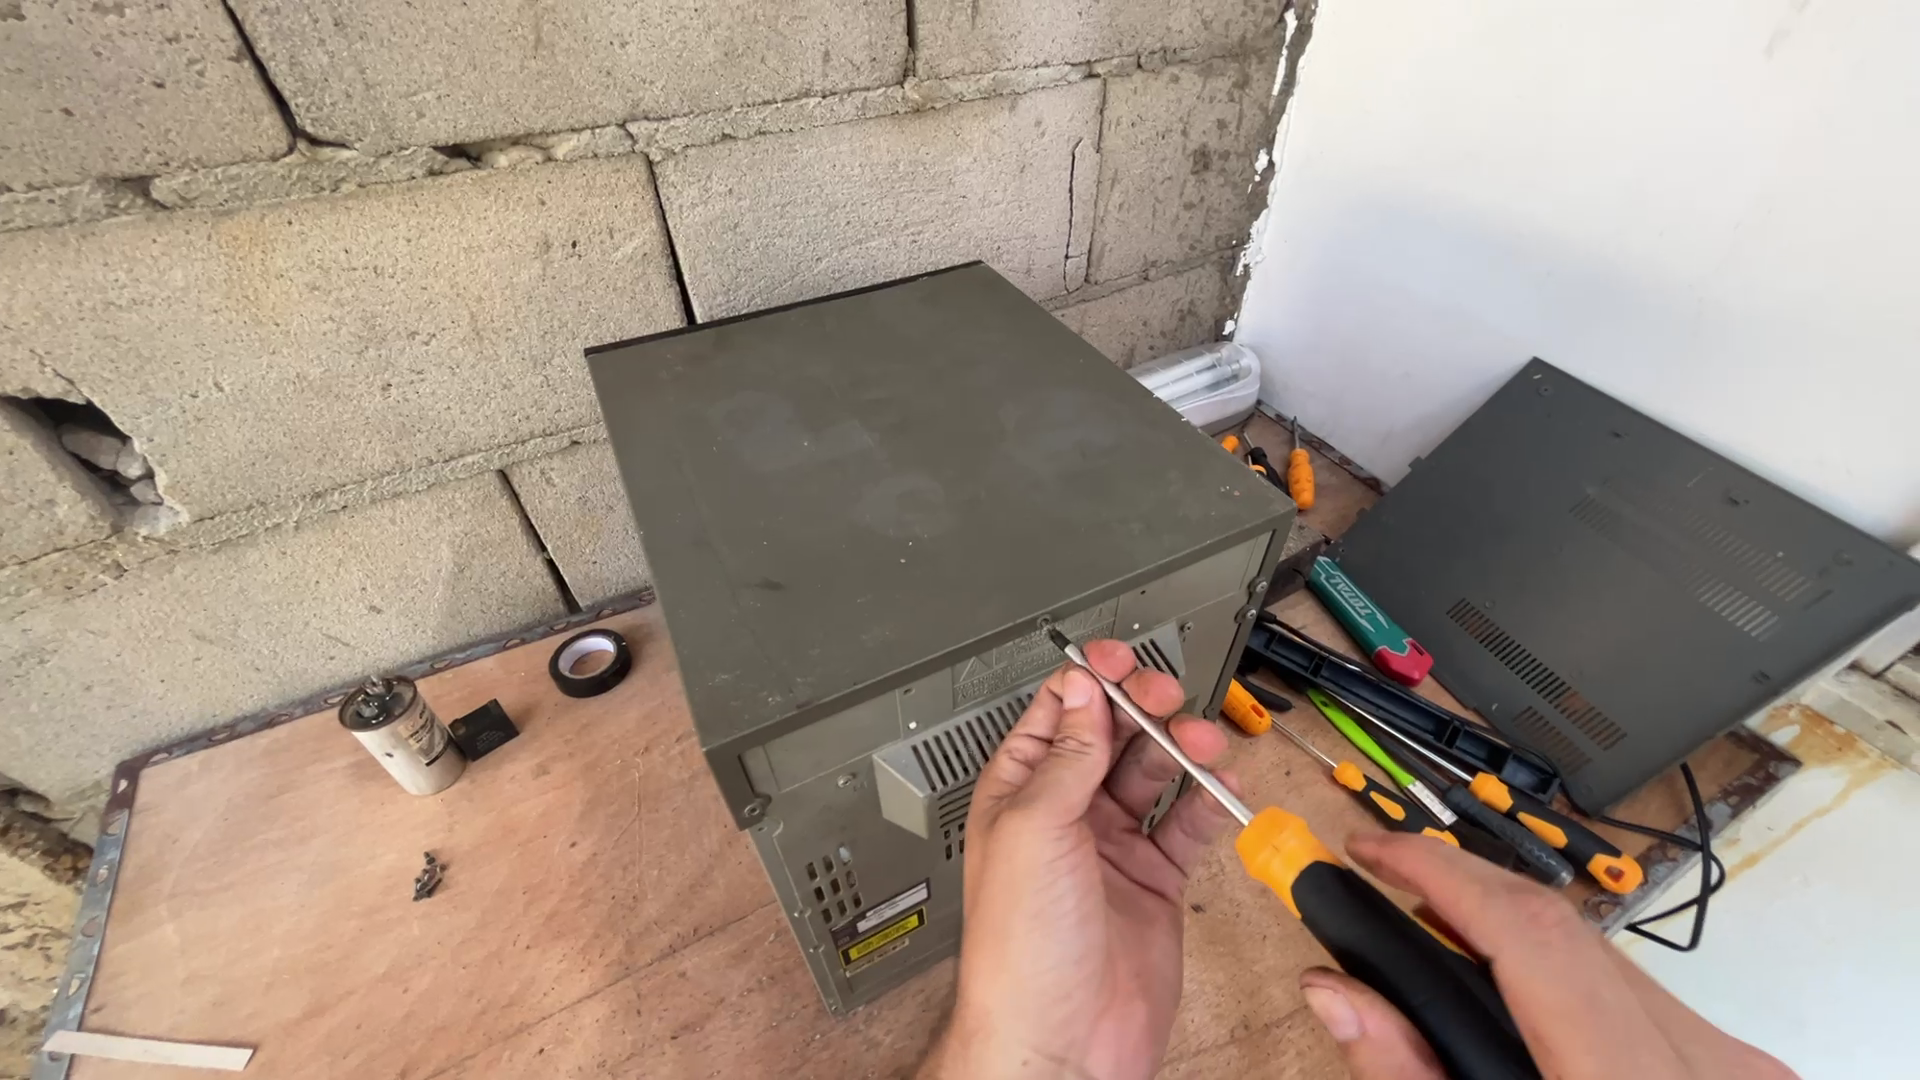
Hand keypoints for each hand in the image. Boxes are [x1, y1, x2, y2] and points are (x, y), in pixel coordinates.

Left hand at [919, 640, 1237, 1079]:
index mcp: (1022, 789)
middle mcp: (1066, 808)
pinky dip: (1207, 800)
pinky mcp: (1153, 876)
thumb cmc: (1019, 947)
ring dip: (1178, 747)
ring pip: (1152, 771)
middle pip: (1110, 733)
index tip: (1118, 658)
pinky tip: (1220, 786)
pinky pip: (1186, 823)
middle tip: (1163, 696)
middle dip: (1139, 707)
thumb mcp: (1036, 828)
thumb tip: (1080, 690)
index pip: (1057, 712)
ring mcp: (1111, 841)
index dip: (1088, 679)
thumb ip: (1067, 756)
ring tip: (1200, 739)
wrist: (1062, 1044)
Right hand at [1301, 831, 1798, 1078]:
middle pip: (1556, 924)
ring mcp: (1734, 1064)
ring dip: (1495, 911)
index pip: (1529, 935)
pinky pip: (1620, 977)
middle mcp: (1707, 1066)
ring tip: (1421, 910)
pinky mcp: (1735, 1066)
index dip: (1437, 870)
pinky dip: (1543, 953)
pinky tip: (1497, 969)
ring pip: (1589, 943)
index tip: (1361, 849)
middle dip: (1454, 876)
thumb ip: (1407, 1077)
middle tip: (1375, 866)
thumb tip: (1326, 987)